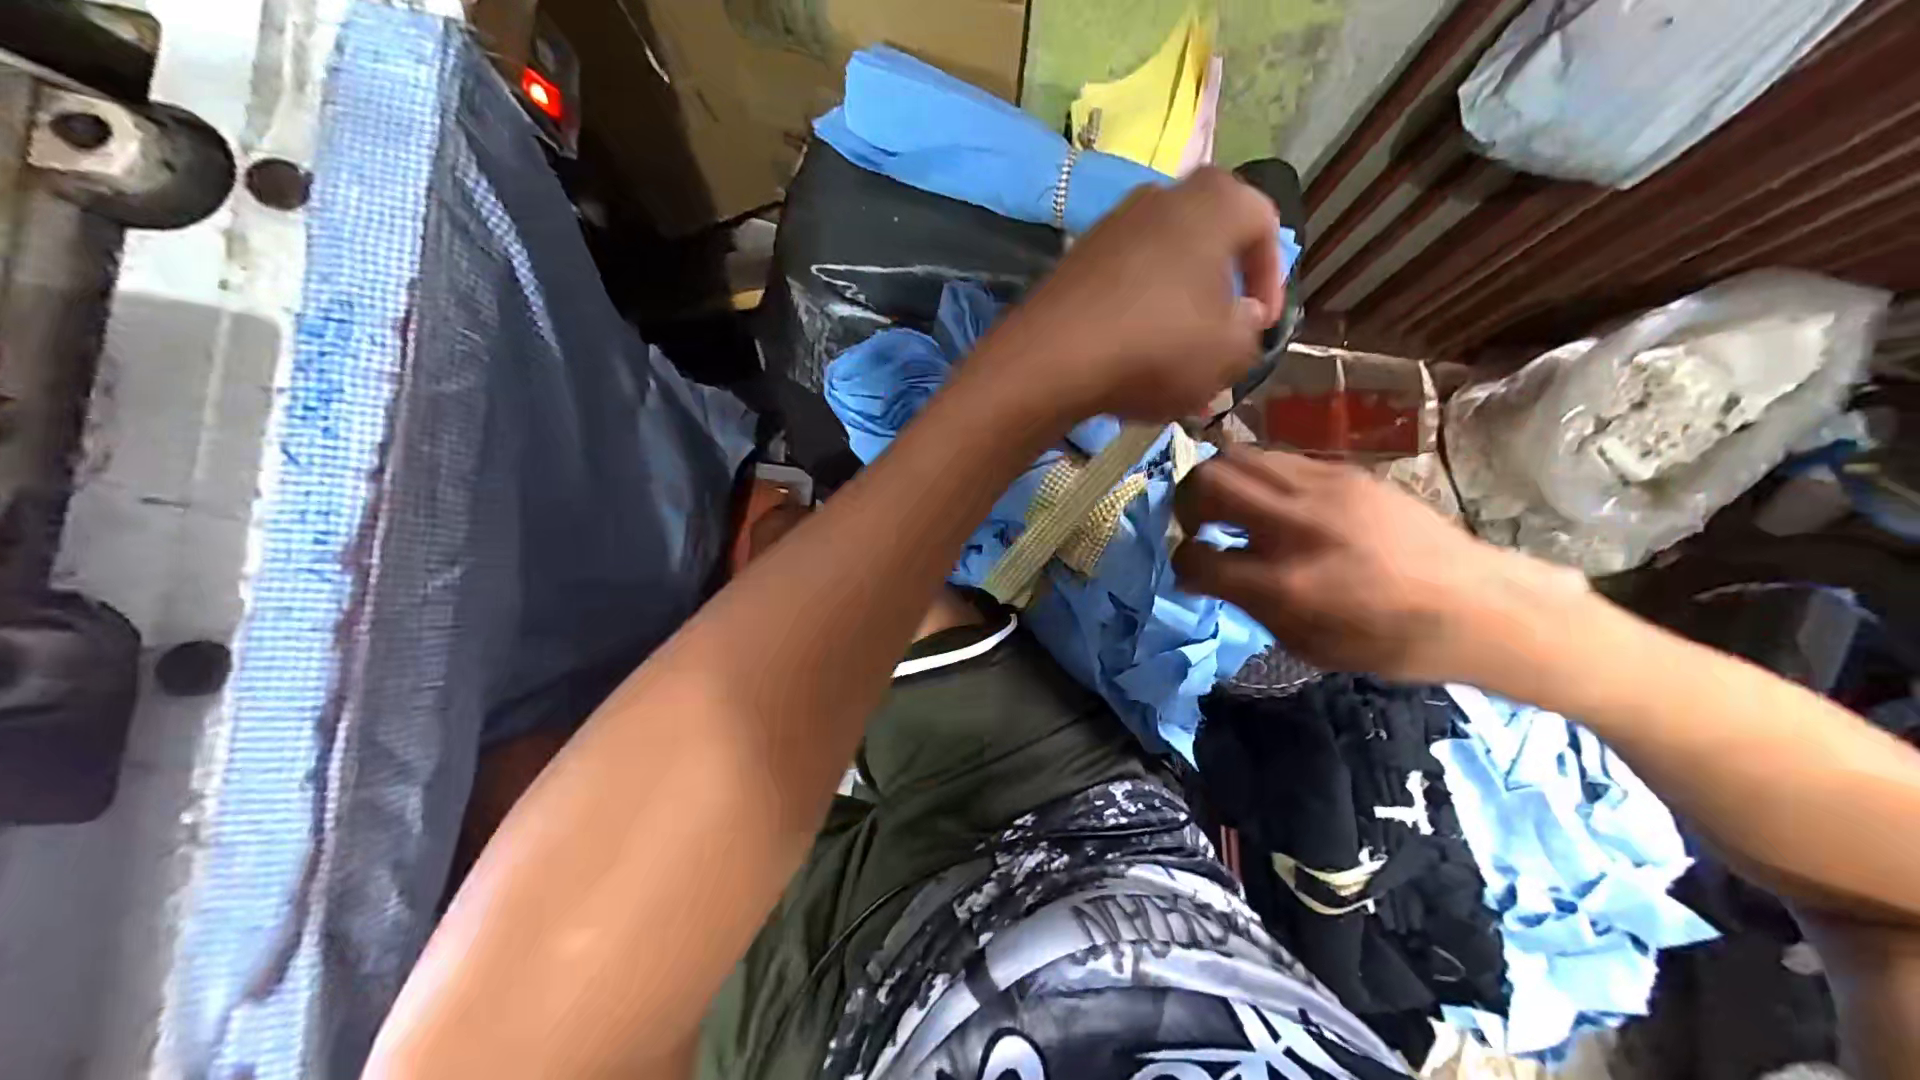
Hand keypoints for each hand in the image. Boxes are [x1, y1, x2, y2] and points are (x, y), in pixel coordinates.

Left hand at [981, 168, 1283, 422]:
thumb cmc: (1158, 346)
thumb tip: (1241, 314)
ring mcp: (1110, 227)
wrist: (1051, 359)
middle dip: (1218, 305)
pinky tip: (1134, 367)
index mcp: (1215, 201)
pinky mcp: (1074, 262)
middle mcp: (1161, 198)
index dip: (1272, 280)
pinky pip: (1122, 290)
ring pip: (1163, 276)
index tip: (1262, 326)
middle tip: (1220, 350)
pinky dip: (1136, 322)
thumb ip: (1250, 332)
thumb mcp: (1229, 353)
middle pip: (1208, 249)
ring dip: (1176, 322)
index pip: (1265, 225)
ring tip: (1176, 374)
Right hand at [1172, 448, 1589, 683]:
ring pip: (1236, 455)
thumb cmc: (1386, 640)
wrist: (1475, 604)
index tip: (1193, 570)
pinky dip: (1258, 477)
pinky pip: (1276, 458)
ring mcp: (1321, 489)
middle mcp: (1294, 525)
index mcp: (1283, 584)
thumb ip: (1247, 601)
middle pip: (1205, 482)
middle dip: (1186, 503)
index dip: (1183, 564)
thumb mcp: (1303, 641)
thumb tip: (1207, 572)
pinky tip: (1276, 502)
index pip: (1196, 556)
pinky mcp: (1344, 472)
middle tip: (1199, 525)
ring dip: (1219, 481)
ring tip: (1231, 506)